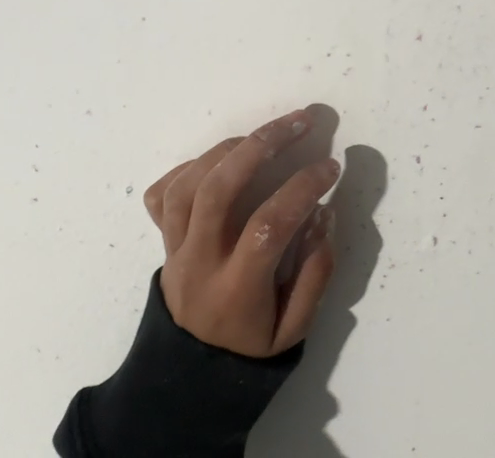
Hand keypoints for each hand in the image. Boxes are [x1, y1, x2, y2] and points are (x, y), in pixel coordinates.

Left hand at [141, 110, 340, 356]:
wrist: (188, 372)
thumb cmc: (250, 346)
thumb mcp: (294, 329)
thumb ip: (315, 274)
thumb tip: (323, 214)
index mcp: (236, 289)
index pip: (267, 226)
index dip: (302, 189)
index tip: (331, 168)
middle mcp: (199, 262)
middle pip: (218, 189)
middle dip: (262, 145)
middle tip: (301, 121)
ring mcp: (175, 248)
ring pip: (188, 184)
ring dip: (230, 148)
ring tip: (266, 134)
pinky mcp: (163, 240)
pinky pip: (163, 193)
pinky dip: (190, 166)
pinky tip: (224, 159)